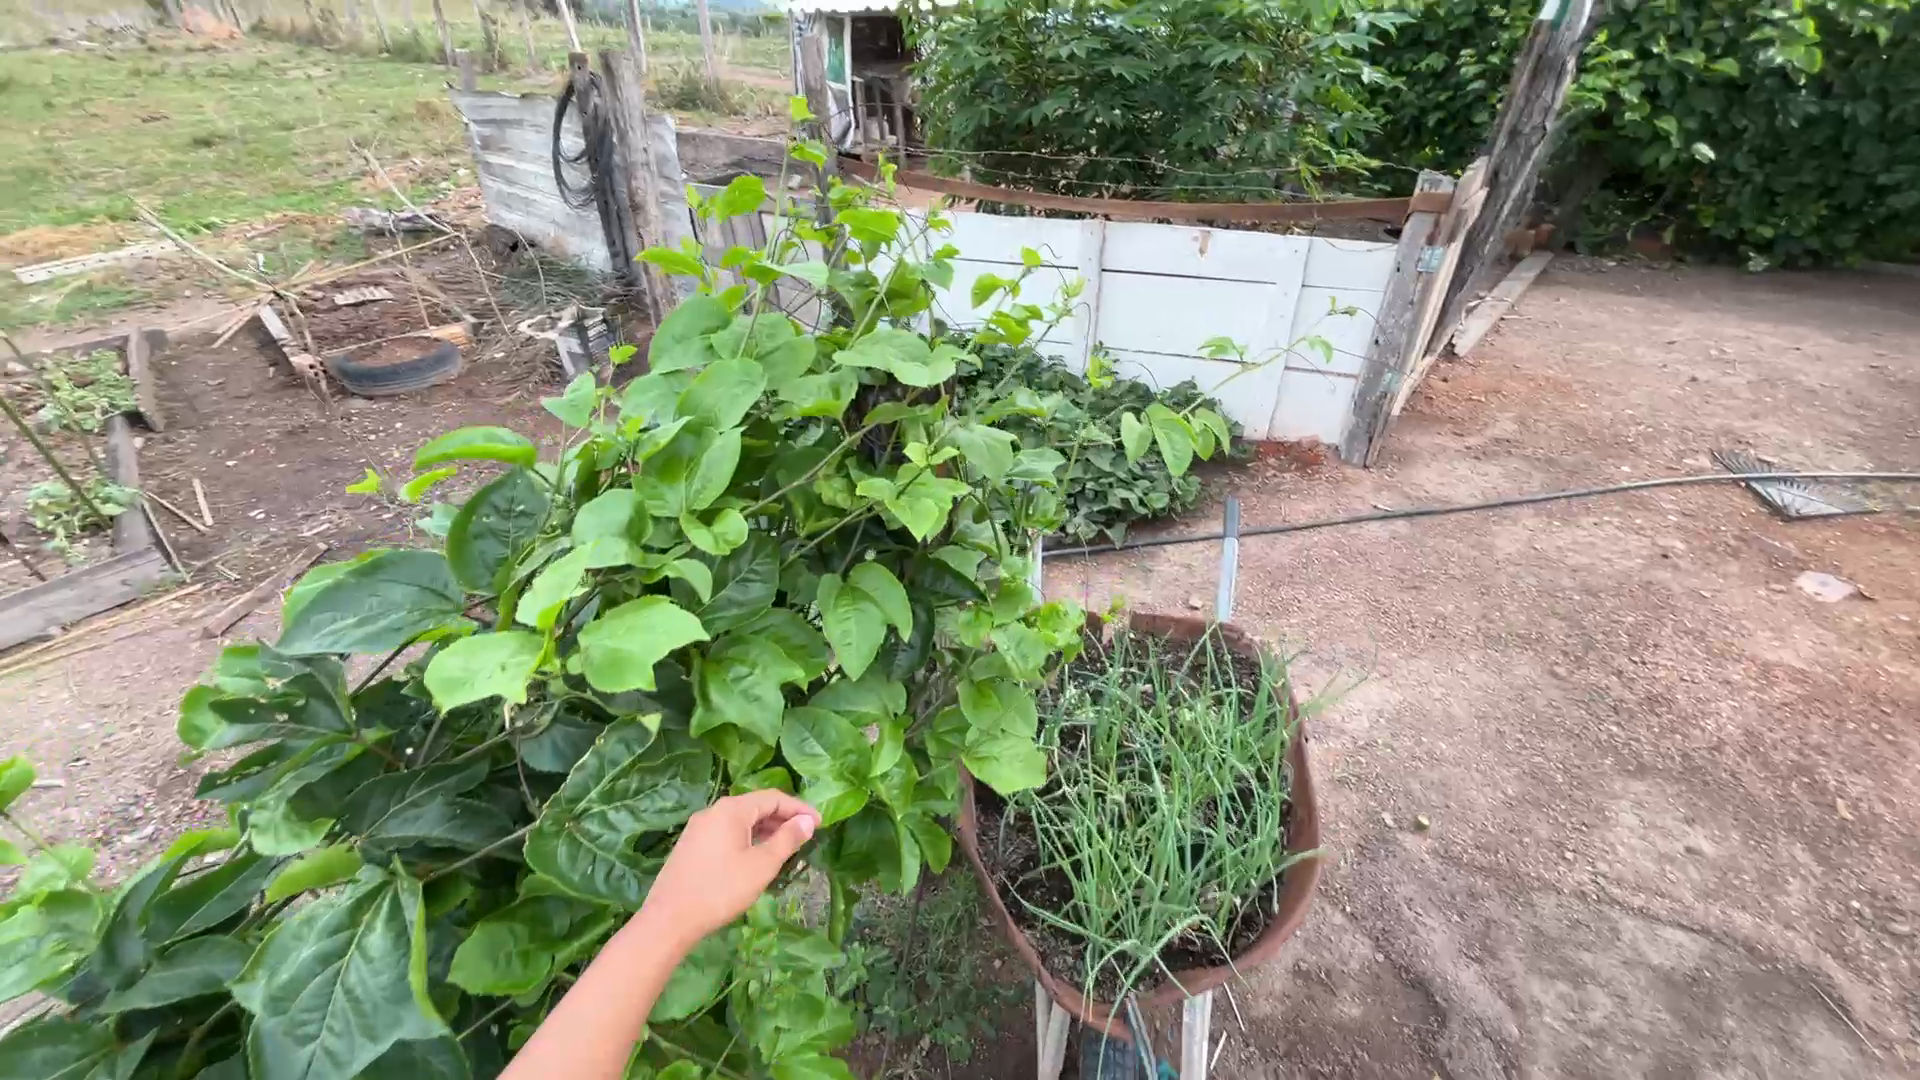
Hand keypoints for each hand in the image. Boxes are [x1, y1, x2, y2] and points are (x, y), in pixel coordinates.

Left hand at [636, 791, 819, 950]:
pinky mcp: (691, 846)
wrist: (667, 921)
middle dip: (783, 819)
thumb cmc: (720, 890)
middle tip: (805, 834)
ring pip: (740, 821)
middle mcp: (713, 811)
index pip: (773, 798)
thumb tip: (806, 821)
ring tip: (785, 846)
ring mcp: (699, 829)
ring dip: (765, 830)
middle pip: (756, 807)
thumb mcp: (761, 865)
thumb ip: (787, 840)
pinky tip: (755, 857)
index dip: (799, 808)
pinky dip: (747, 839)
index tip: (819, 823)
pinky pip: (727, 833)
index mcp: (731, 810)